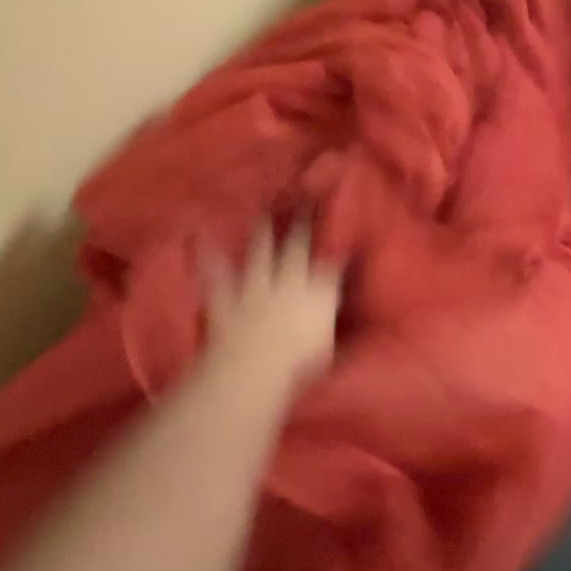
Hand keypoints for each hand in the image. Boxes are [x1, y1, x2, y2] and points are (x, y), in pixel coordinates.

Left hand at [200, 216, 340, 392]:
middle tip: (305, 204)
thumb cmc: (300, 365)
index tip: (345, 239)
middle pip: (297, 250)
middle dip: (302, 227)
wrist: (252, 367)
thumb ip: (343, 333)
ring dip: (261, 235)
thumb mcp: (331, 350)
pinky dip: (209, 256)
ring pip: (260, 255)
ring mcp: (257, 288)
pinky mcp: (227, 299)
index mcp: (322, 293)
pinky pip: (217, 275)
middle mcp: (291, 282)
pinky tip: (202, 236)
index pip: (334, 268)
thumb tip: (368, 326)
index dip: (339, 254)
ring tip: (263, 214)